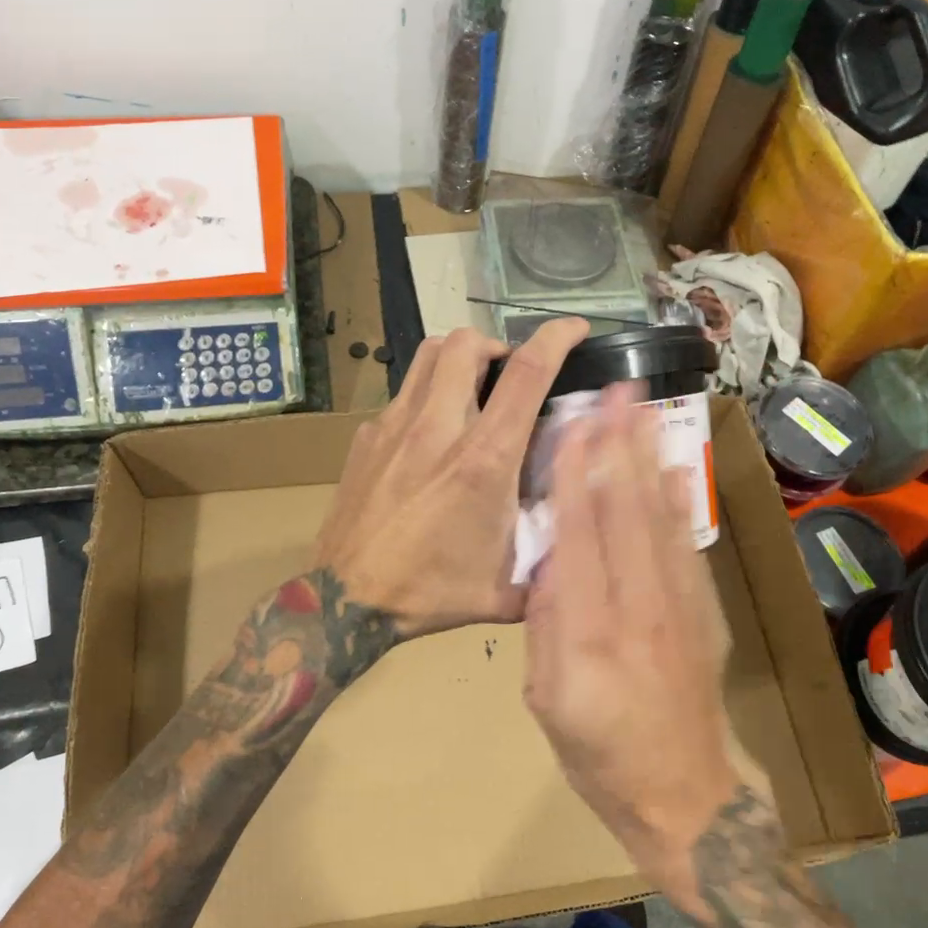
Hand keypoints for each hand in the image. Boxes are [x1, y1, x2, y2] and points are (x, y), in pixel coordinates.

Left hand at [315, 320, 588, 638]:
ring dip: (458, 357)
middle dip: (496, 345)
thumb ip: (549, 557)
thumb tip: (580, 537)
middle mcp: (438, 428)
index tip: (574, 328)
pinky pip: (402, 394)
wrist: (347, 599)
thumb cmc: (431, 594)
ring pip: (428, 355)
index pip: (526, 372)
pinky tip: (431, 434)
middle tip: (509, 373)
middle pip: (466, 343)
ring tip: (472, 385)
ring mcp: (394, 427)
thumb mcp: (507, 586)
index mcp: (483, 459)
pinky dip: (426, 396)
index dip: (556, 337)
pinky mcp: (366, 437)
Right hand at [524, 385, 741, 893]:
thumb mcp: (547, 700)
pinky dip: (679, 501)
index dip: (573, 478)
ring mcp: (680, 608)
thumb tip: (550, 561)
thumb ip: (547, 626)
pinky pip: (688, 546)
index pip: (578, 540)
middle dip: (619, 447)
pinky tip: (672, 468)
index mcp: (590, 636)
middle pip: (626, 515)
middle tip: (617, 390)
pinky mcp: (704, 613)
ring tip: (643, 410)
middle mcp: (639, 610)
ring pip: (661, 520)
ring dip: (649, 459)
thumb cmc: (597, 756)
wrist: (683, 797)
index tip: (571, 426)